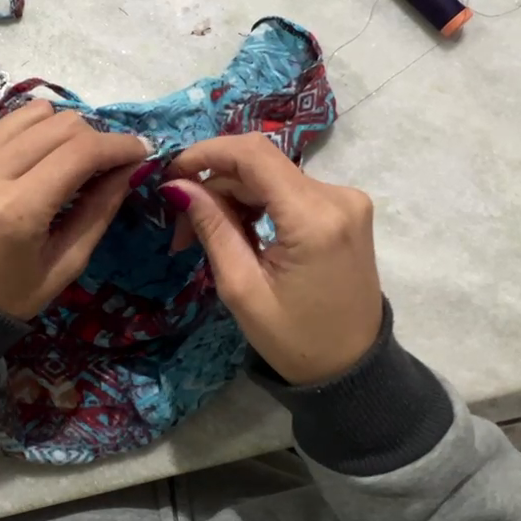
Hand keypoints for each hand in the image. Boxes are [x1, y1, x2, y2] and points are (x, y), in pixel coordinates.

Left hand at [0, 101, 148, 318]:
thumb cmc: (11, 295)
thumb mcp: (66, 264)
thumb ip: (100, 209)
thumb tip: (130, 166)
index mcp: (17, 209)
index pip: (80, 152)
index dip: (119, 145)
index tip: (141, 151)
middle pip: (60, 124)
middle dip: (94, 138)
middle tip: (106, 164)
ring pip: (33, 114)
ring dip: (62, 130)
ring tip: (71, 160)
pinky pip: (5, 126)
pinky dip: (31, 136)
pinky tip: (37, 162)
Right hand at [161, 134, 381, 383]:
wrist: (350, 367)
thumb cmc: (293, 339)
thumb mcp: (241, 288)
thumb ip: (213, 228)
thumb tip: (178, 186)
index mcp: (314, 218)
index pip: (254, 155)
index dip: (206, 154)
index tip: (170, 174)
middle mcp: (338, 196)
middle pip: (259, 168)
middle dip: (212, 188)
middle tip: (179, 230)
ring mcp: (346, 201)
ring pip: (271, 178)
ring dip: (232, 198)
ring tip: (202, 237)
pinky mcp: (345, 210)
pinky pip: (288, 191)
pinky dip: (256, 205)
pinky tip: (237, 232)